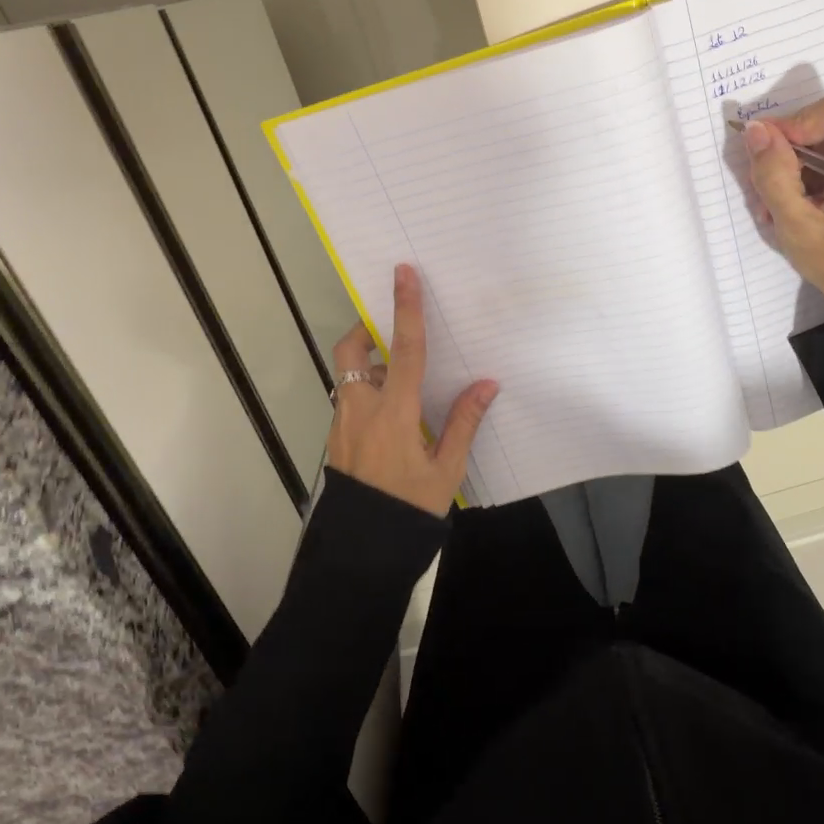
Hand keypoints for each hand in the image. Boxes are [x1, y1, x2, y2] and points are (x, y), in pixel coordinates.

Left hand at [328, 265, 497, 516]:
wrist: (363, 549)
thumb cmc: (410, 508)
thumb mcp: (446, 471)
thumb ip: (464, 423)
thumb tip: (486, 384)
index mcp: (393, 414)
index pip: (403, 350)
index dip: (405, 310)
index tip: (402, 274)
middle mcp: (360, 409)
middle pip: (351, 350)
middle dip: (365, 328)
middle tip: (390, 328)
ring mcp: (342, 423)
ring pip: (348, 375)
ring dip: (369, 364)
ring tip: (402, 380)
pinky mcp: (336, 438)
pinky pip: (349, 398)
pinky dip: (367, 390)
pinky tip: (394, 414)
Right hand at [743, 86, 823, 321]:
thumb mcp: (799, 226)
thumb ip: (775, 176)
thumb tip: (756, 130)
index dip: (799, 121)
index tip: (770, 150)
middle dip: (790, 149)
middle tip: (764, 187)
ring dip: (793, 166)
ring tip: (773, 205)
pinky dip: (805, 174)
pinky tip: (792, 203)